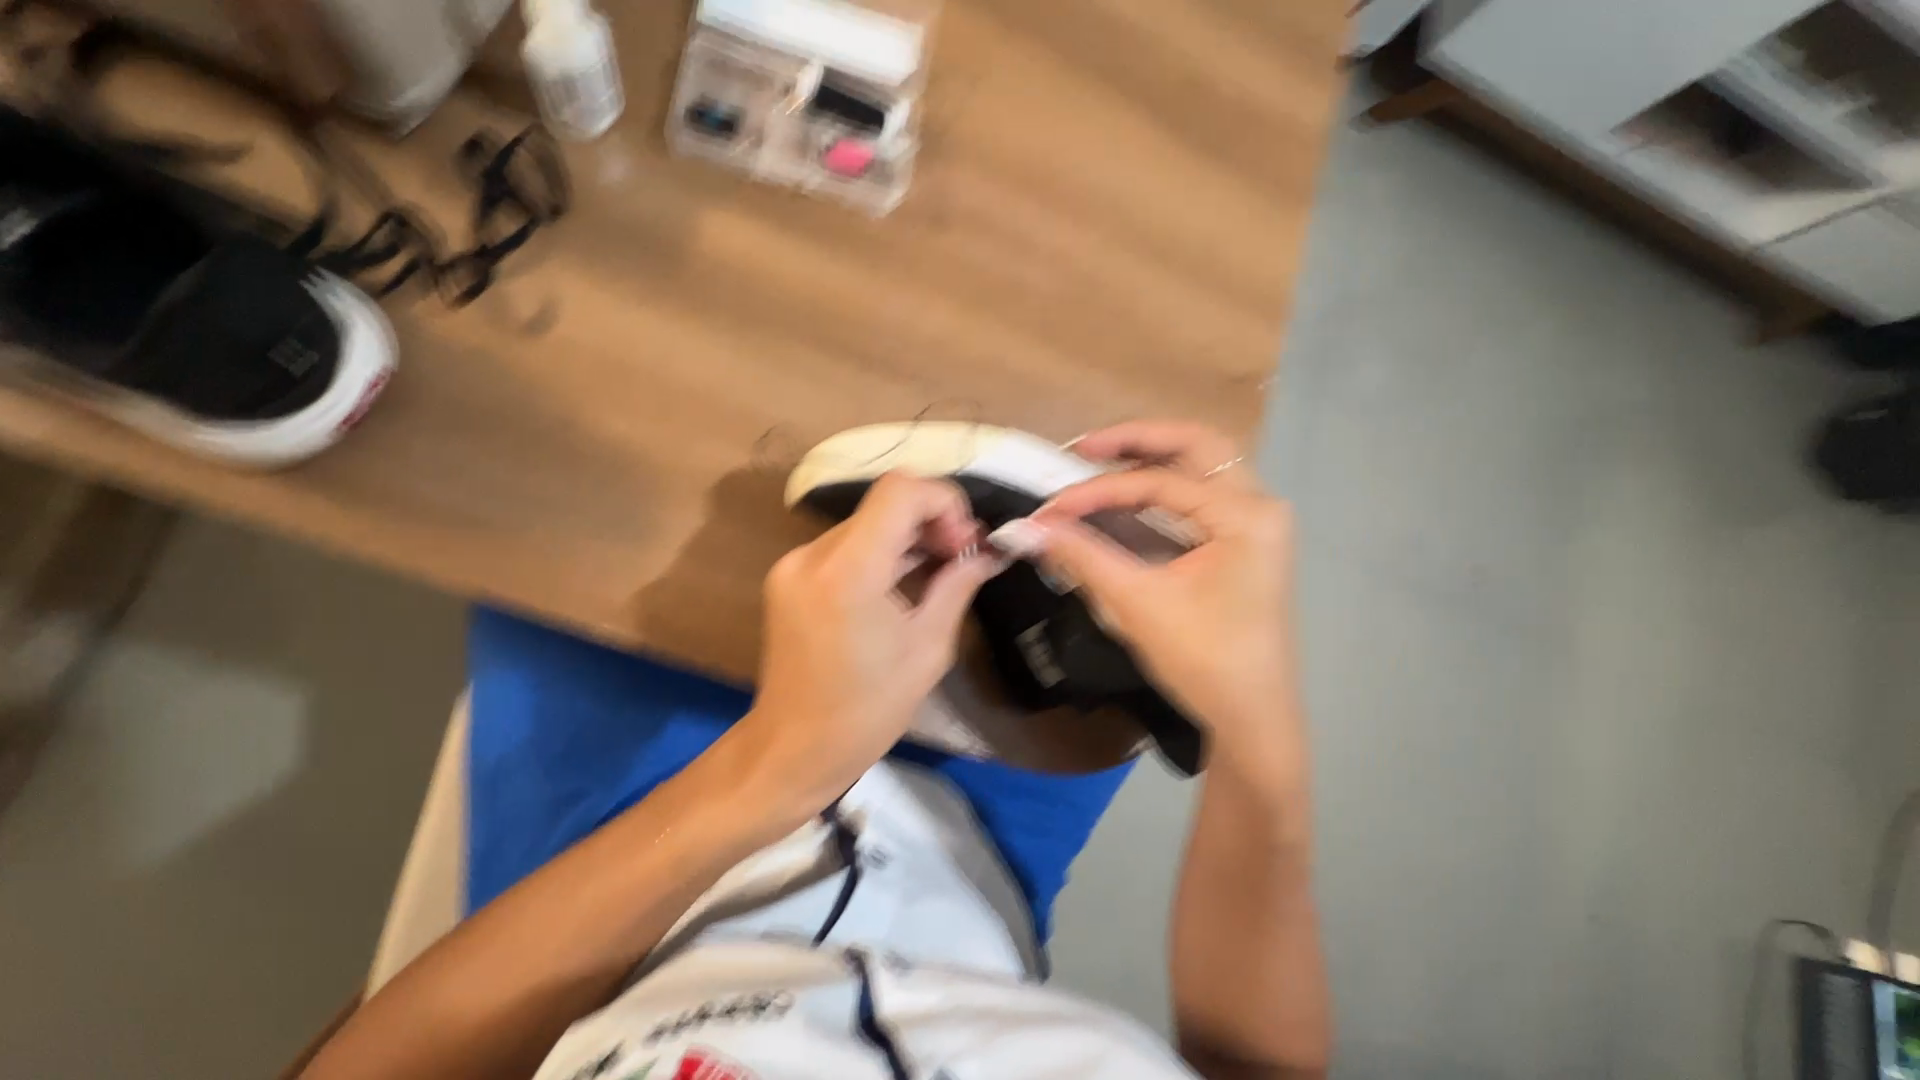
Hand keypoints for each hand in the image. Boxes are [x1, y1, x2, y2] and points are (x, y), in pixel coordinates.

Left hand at [731, 473, 1002, 817]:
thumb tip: (988, 551)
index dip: (943, 501)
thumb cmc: (868, 711)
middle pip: (883, 504)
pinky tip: (903, 585)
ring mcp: (795, 564)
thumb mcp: (928, 649)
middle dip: (930, 521)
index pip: (899, 491)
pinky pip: (845, 546)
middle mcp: (813, 555)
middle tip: (961, 559)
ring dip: (907, 537)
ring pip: (866, 523)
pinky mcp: (789, 576)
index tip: (964, 542)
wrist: (794, 749)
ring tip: (938, 574)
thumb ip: (957, 586)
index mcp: (849, 572)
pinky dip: (880, 553)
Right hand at [1031, 421, 1297, 768]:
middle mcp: (1260, 506)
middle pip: (1196, 445)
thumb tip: (1027, 528)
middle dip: (1135, 440)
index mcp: (1245, 515)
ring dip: (1151, 461)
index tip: (1049, 508)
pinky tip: (1126, 501)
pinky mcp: (1247, 543)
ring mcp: (1258, 524)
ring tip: (1098, 464)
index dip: (1096, 491)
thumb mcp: (1137, 604)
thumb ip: (1082, 556)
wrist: (1253, 718)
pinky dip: (1164, 491)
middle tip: (1082, 449)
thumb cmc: (1204, 661)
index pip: (1158, 482)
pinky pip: (1203, 497)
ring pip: (1203, 467)